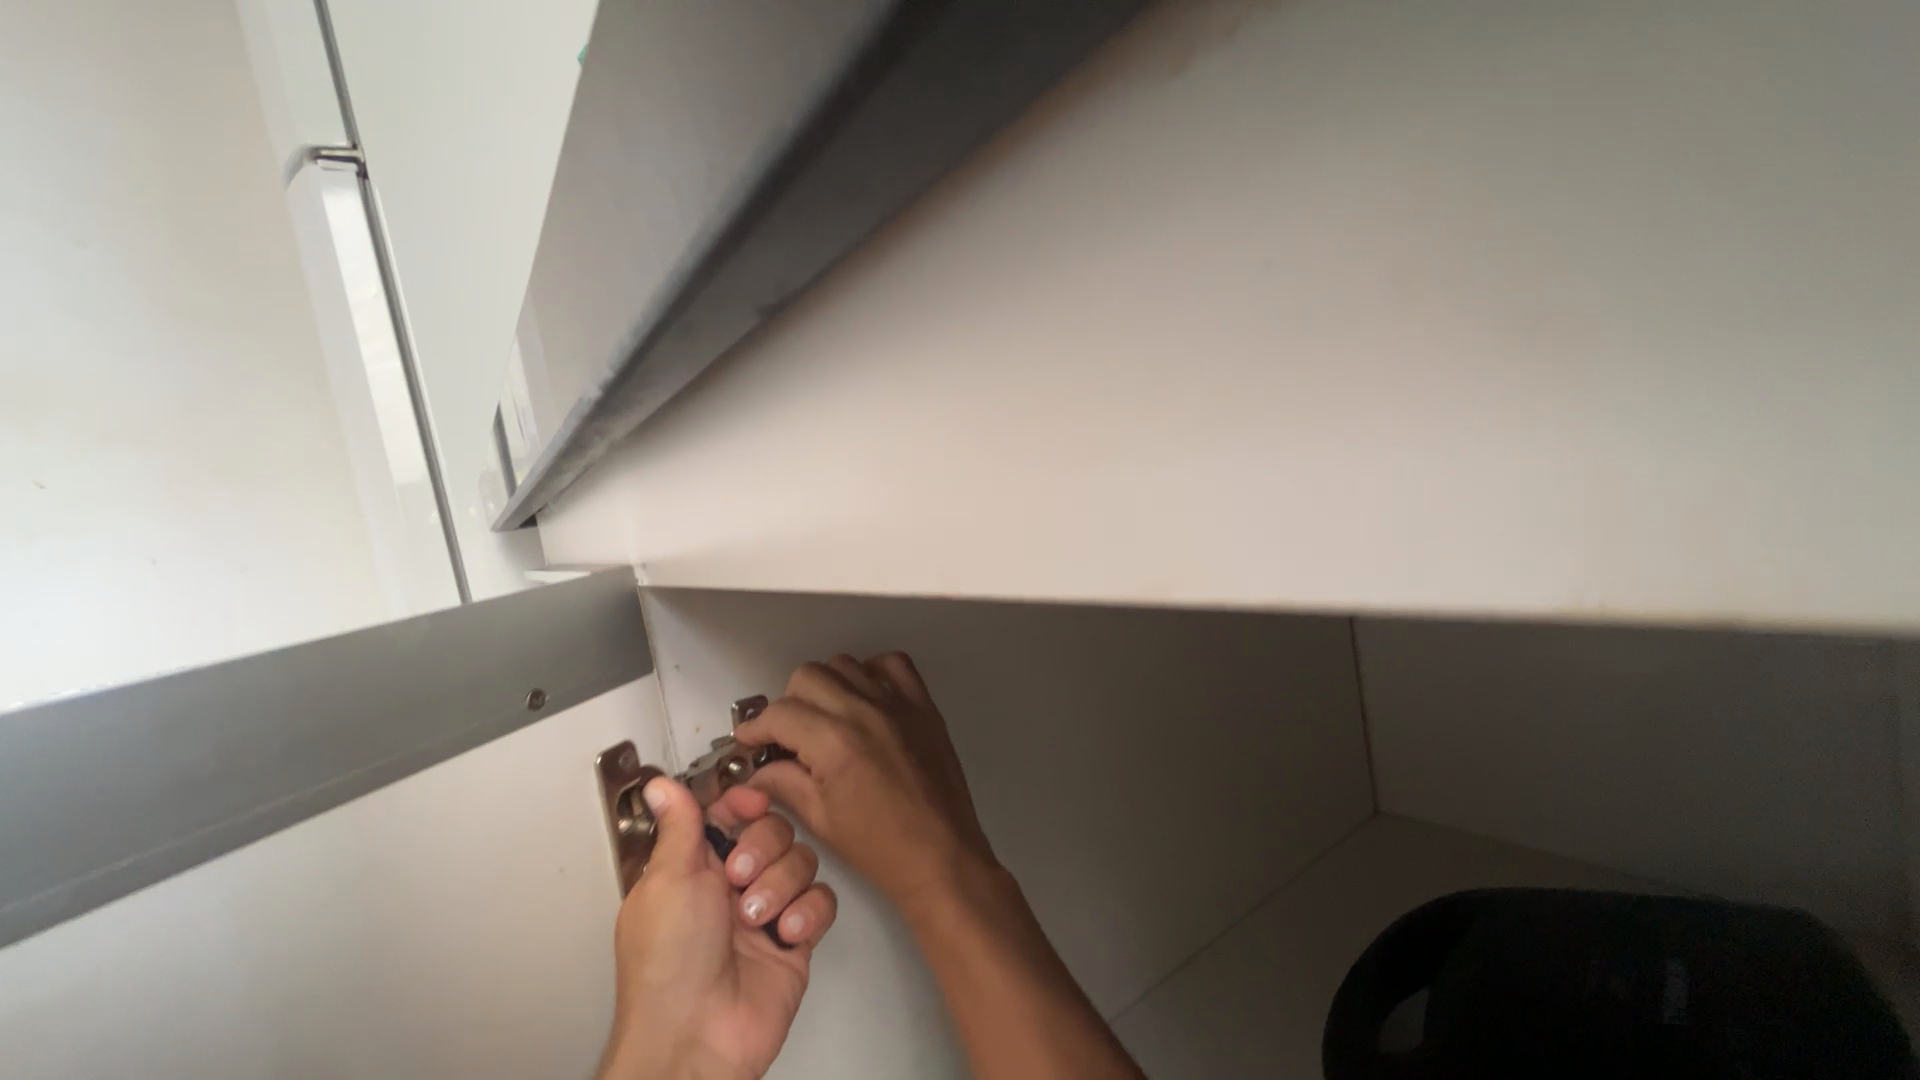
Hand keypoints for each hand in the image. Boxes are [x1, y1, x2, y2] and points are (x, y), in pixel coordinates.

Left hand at [597, 776, 837, 1079]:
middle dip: (764, 849)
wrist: (698, 1036)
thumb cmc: (669, 963)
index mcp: (694, 867)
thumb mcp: (667, 880)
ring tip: (757, 919)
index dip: (744, 804)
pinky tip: (785, 934)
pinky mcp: (796, 938)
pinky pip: (822, 900)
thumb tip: (660, 784)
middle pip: (774, 830)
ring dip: (781, 885)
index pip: (730, 813)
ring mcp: (767, 910)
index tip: (749, 806)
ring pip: (801, 860)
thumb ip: (678, 824)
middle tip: (739, 879)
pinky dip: (808, 912)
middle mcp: (732, 884)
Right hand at [734, 652, 997, 916]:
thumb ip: (783, 783)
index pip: (780, 713)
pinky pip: (893, 664)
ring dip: (827, 686)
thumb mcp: (820, 819)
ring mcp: (897, 704)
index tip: (750, 740)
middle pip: (808, 676)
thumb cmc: (882, 847)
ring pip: (845, 664)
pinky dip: (872, 672)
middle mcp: (865, 711)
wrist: (941, 855)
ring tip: (825, 719)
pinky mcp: (923, 705)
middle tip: (788, 734)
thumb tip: (757, 770)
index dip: (756, 727)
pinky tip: (865, 699)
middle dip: (788, 703)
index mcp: (836, 742)